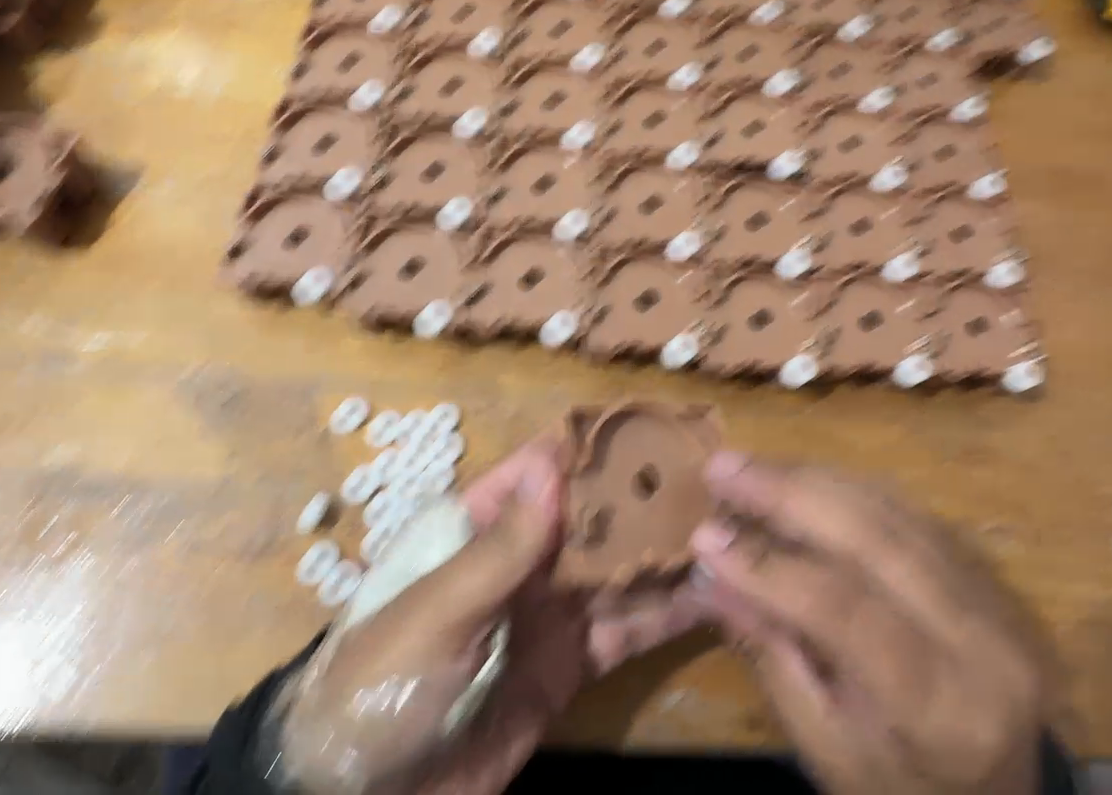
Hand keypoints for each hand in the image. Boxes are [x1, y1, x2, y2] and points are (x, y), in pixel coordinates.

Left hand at [281, 438, 709, 794]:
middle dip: (641, 500)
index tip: (653, 426)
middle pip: (588, 520)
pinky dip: (663, 615)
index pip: (539, 472)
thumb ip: (499, 548)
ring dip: (663, 555)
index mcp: (473, 529)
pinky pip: (622, 632)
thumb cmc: (384, 683)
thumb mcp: (437, 612)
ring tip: (727, 532)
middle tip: (713, 481)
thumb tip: (553, 463)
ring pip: (615, 573)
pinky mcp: (566, 668)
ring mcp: (545, 615)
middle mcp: (517, 562)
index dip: (591, 447)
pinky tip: (711, 597)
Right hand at [693, 453, 1044, 794]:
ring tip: (748, 466)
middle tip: (721, 468)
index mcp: (941, 707)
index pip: (848, 612)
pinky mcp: (985, 574)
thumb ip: (772, 657)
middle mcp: (981, 640)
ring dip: (813, 479)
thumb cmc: (900, 786)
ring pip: (894, 512)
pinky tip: (799, 478)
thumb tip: (709, 575)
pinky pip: (910, 512)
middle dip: (789, 494)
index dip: (771, 567)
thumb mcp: (827, 749)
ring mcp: (992, 599)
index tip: (704, 536)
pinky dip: (845, 488)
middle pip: (877, 540)